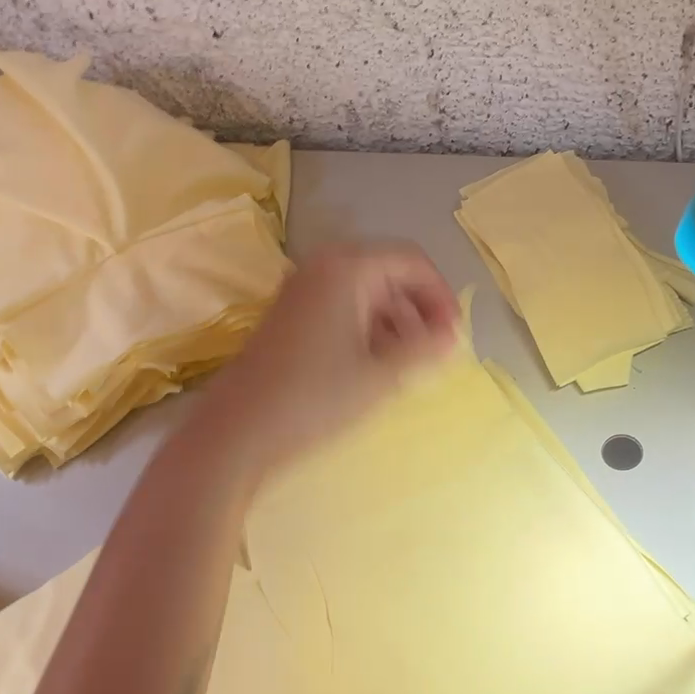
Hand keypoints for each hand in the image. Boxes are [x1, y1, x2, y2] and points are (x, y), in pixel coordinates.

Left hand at [200, 241, 459, 472]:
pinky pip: (343, 309)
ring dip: (397, 323)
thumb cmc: (314, 399)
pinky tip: (375, 368)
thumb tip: (455, 335)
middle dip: (420, 310)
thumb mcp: (381, 376)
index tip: (455, 336)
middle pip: (389, 274)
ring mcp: (302, 291)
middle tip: (437, 352)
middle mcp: (322, 267)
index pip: (413, 262)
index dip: (441, 296)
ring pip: (367, 293)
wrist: (238, 431)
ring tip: (410, 366)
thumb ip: (426, 350)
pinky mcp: (291, 317)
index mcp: (347, 268)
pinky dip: (369, 330)